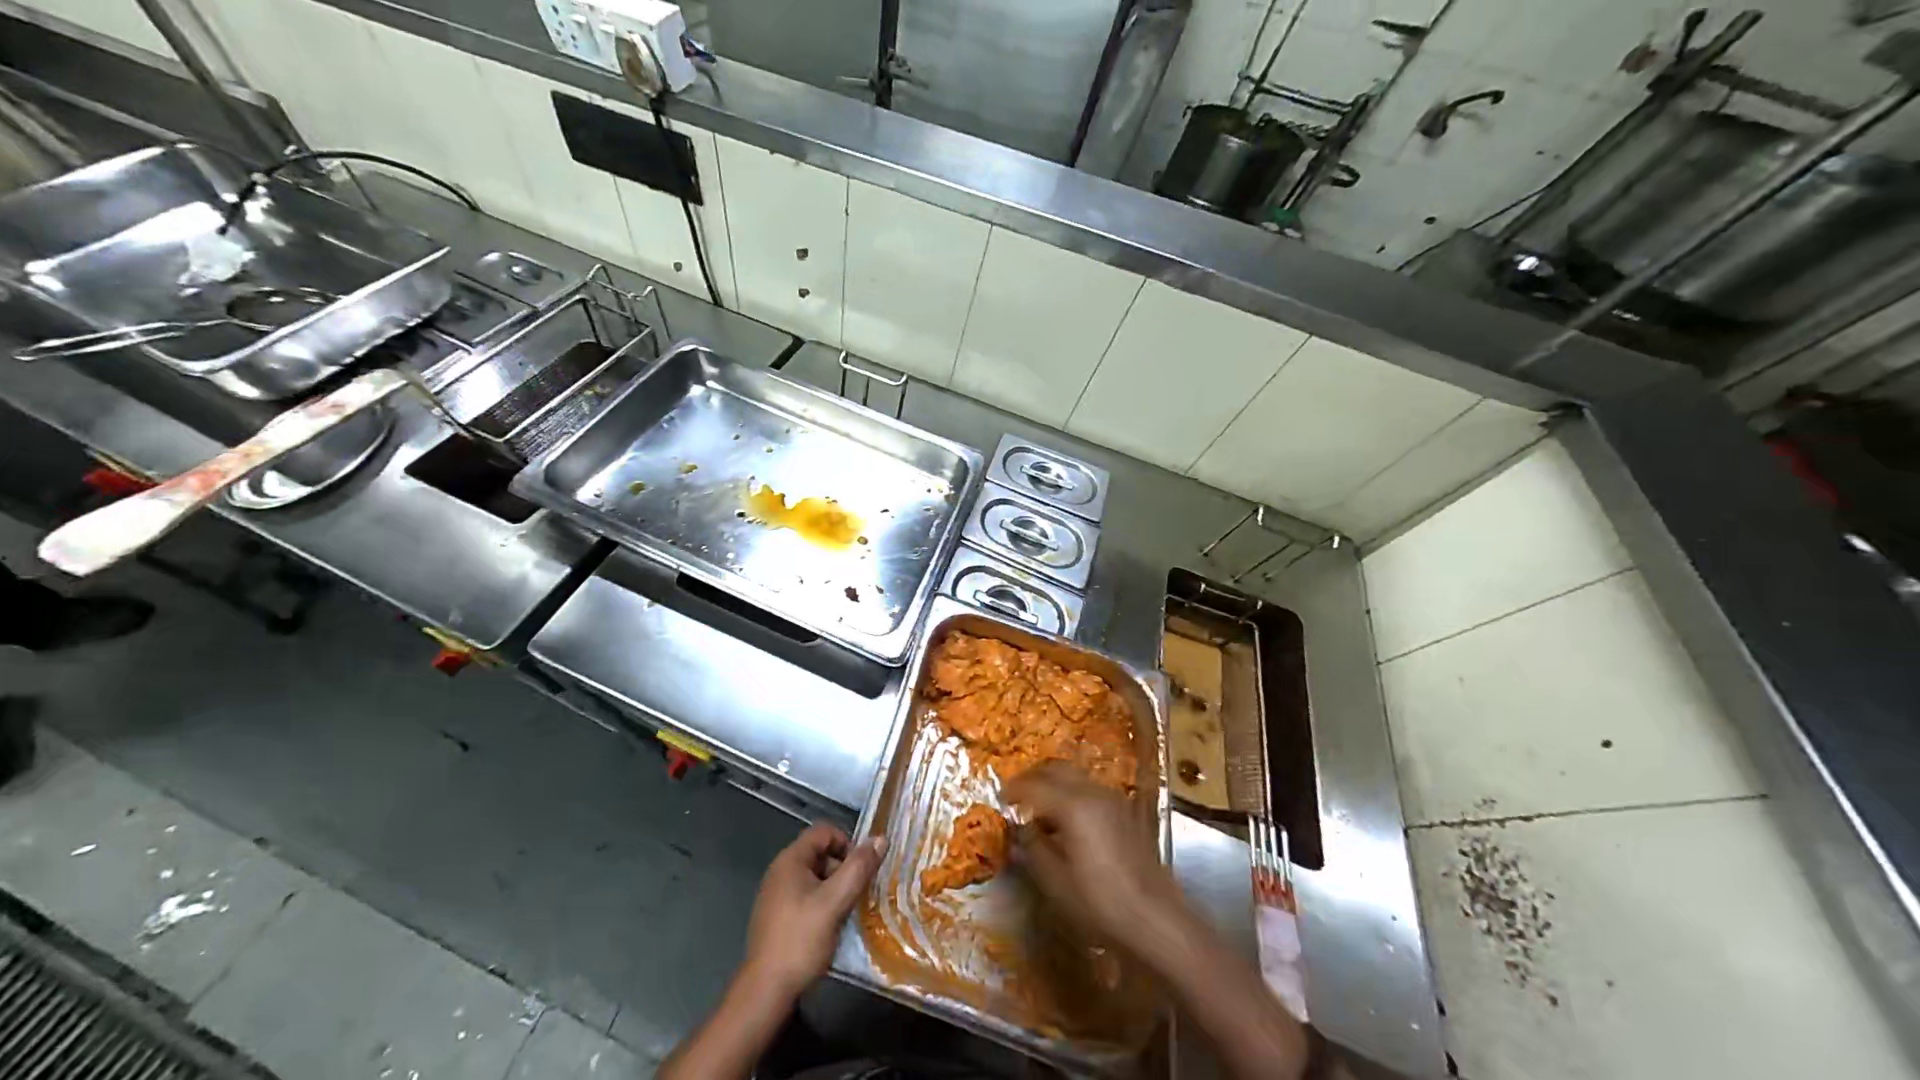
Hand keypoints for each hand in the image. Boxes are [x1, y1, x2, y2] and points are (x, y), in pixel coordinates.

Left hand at [742, 823, 885, 997]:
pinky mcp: (779, 916)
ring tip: (849, 911)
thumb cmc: (801, 940)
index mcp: (790, 860)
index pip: (824, 831)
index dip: (848, 843)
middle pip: (821, 853)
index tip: (862, 869)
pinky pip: (808, 896)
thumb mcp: (835, 902)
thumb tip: (881, 839)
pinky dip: (824, 903)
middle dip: (844, 868)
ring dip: (836, 888)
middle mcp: (781, 871)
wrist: (766, 991)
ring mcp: (777, 895)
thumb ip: (858, 869)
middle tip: (858, 893)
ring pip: (816, 877)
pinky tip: (832, 926)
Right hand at [1004, 765, 1183, 946]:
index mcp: (1074, 805)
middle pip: (1056, 769)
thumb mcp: (1055, 880)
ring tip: (1037, 811)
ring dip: (1053, 786)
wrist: (1156, 920)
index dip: (1013, 792)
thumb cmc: (1100, 903)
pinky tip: (1065, 823)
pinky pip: (1090, 790)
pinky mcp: (1126, 813)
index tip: (999, 803)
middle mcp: (1094, 793)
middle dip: (1032, 779)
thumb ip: (1032, 848)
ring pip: (1075, 778)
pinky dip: (1071, 795)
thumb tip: (1017, 831)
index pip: (1034, 786)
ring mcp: (1114, 800)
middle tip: (1015, 798)